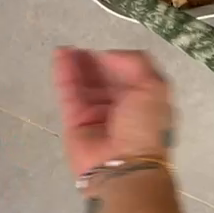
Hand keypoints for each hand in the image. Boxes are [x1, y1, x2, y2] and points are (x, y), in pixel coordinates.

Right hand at [53, 47, 175, 177]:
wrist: (123, 165)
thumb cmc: (144, 127)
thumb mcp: (154, 88)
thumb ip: (134, 63)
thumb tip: (105, 55)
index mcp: (143, 99)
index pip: (126, 74)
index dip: (115, 60)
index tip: (103, 51)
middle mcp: (119, 106)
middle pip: (103, 78)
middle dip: (91, 62)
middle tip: (78, 48)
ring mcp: (95, 114)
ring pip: (83, 84)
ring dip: (75, 65)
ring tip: (65, 49)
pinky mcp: (74, 121)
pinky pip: (68, 94)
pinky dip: (63, 76)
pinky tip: (59, 57)